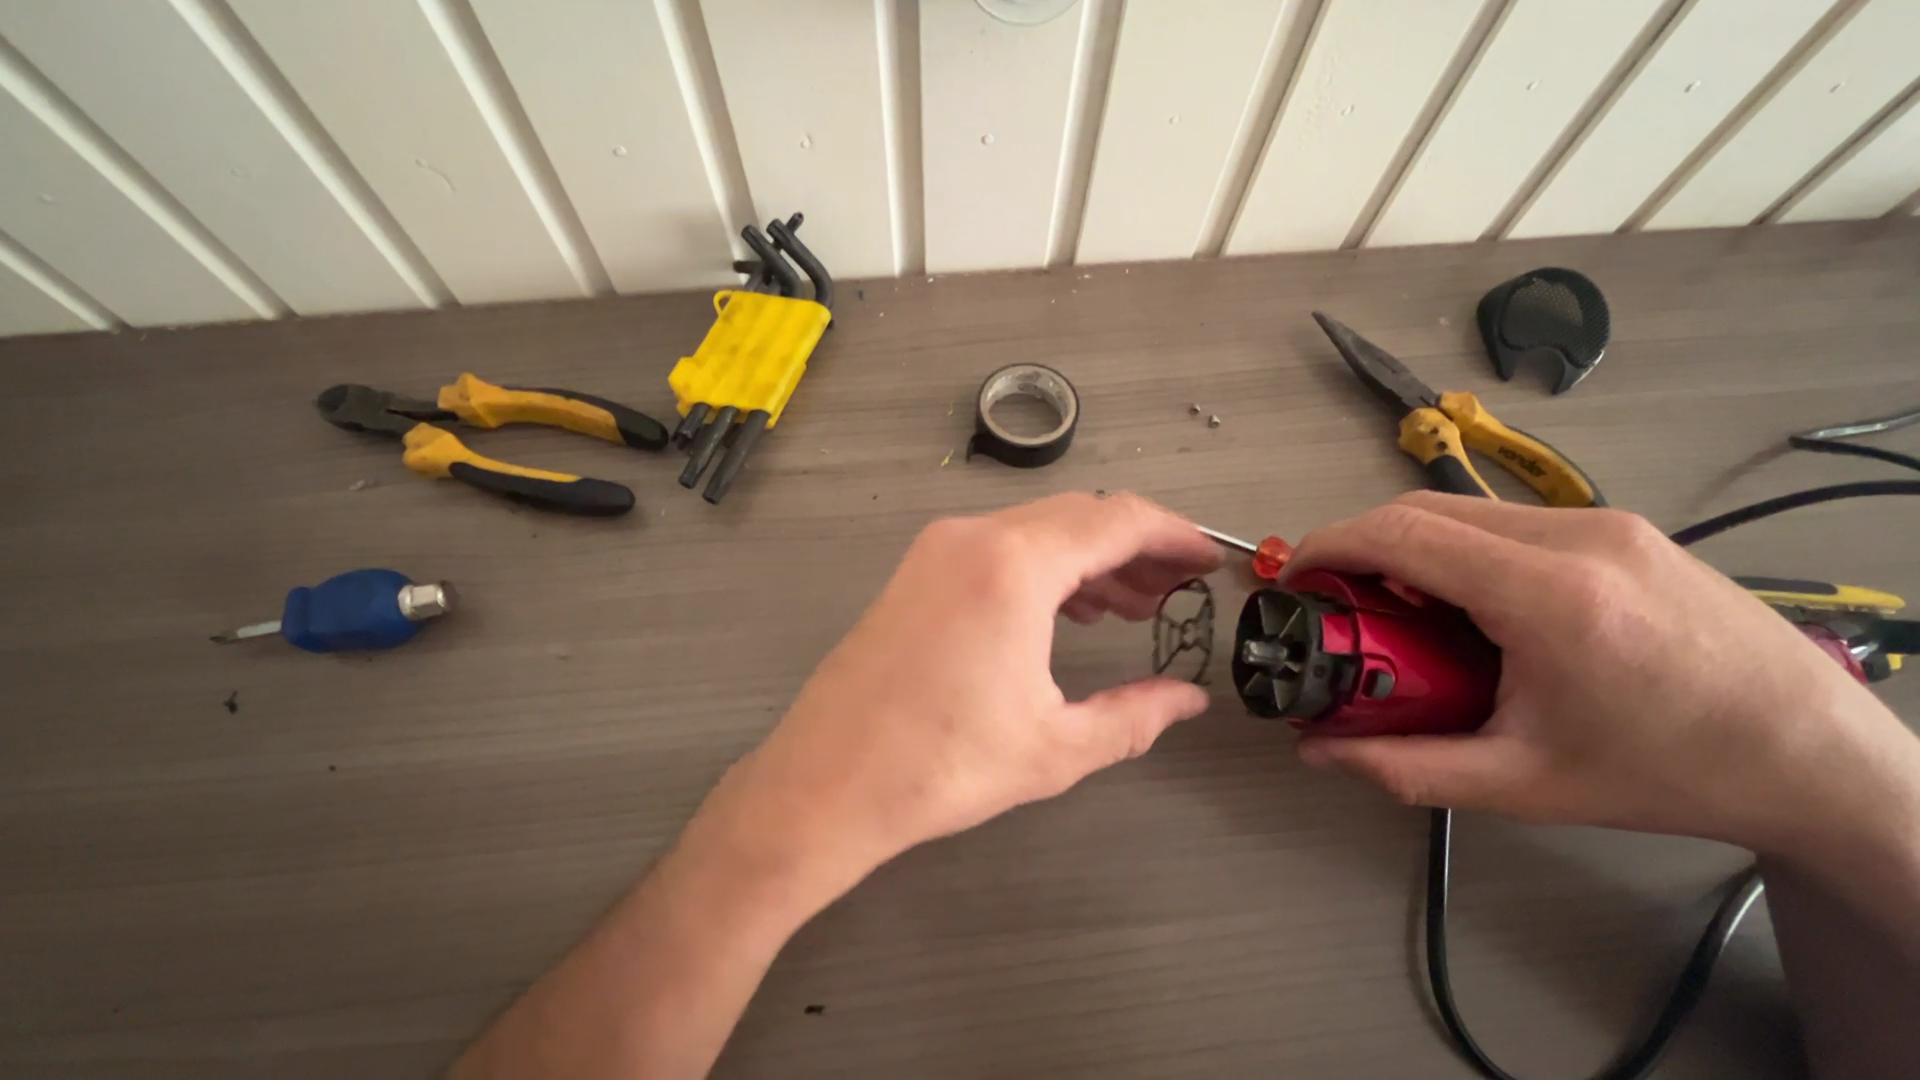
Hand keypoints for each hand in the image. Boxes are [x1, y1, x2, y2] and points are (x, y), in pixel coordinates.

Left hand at [694, 492, 1221, 891]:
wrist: (827, 781)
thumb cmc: (943, 765)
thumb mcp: (1055, 747)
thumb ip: (1136, 716)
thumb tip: (1189, 700)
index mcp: (1014, 565)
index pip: (1117, 520)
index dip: (1173, 535)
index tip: (1208, 561)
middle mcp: (973, 537)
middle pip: (1078, 516)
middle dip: (1136, 548)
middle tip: (1177, 593)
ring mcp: (937, 549)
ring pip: (1037, 530)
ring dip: (1090, 559)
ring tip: (1134, 609)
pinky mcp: (916, 572)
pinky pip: (999, 549)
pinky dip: (1045, 569)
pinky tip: (1071, 612)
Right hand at [1283, 492, 1918, 861]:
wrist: (1819, 756)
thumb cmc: (1667, 773)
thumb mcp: (1521, 783)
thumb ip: (1403, 766)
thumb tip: (1316, 751)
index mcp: (1551, 598)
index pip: (1403, 535)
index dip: (1329, 547)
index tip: (1293, 581)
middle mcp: (1577, 538)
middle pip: (1423, 509)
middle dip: (1357, 546)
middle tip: (1332, 603)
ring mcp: (1606, 522)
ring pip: (1463, 508)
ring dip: (1405, 546)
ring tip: (1391, 608)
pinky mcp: (1622, 526)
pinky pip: (1506, 519)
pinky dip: (1455, 548)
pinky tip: (1460, 602)